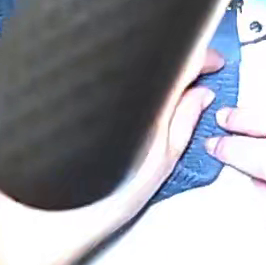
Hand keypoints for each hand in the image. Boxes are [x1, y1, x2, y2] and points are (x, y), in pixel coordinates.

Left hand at [0, 48, 223, 264]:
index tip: (214, 63)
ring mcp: (91, 85)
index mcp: (145, 94)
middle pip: (153, 53)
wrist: (51, 211)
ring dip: (152, 67)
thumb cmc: (105, 193)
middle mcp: (116, 81)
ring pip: (130, 61)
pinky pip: (108, 75)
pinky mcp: (70, 91)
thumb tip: (203, 91)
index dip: (202, 54)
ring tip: (164, 90)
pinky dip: (126, 77)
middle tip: (194, 76)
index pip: (180, 56)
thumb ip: (185, 120)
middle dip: (177, 59)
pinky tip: (130, 95)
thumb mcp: (160, 161)